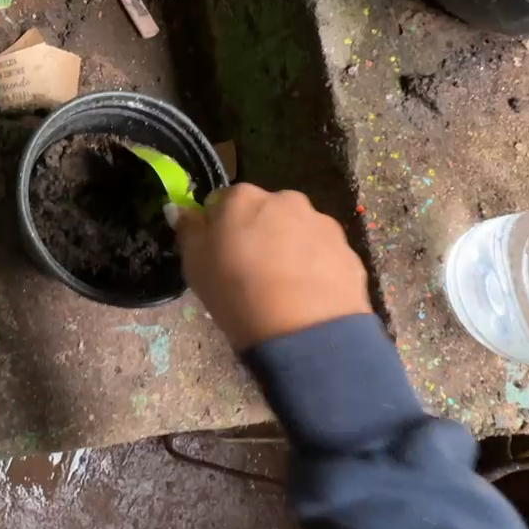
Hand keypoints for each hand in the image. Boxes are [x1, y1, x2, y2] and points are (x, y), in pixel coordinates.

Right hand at [171, 185, 369, 349]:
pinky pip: (322, 255)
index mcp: (243, 197)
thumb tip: (180, 208)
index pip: (223, 201)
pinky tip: (305, 297)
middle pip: (264, 212)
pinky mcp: (348, 252)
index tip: (218, 253)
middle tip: (250, 270)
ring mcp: (321, 224)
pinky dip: (314, 268)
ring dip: (288, 248)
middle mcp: (285, 200)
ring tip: (282, 288)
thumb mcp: (194, 263)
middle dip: (258, 233)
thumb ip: (188, 229)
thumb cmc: (236, 291)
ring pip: (297, 231)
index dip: (219, 227)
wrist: (303, 331)